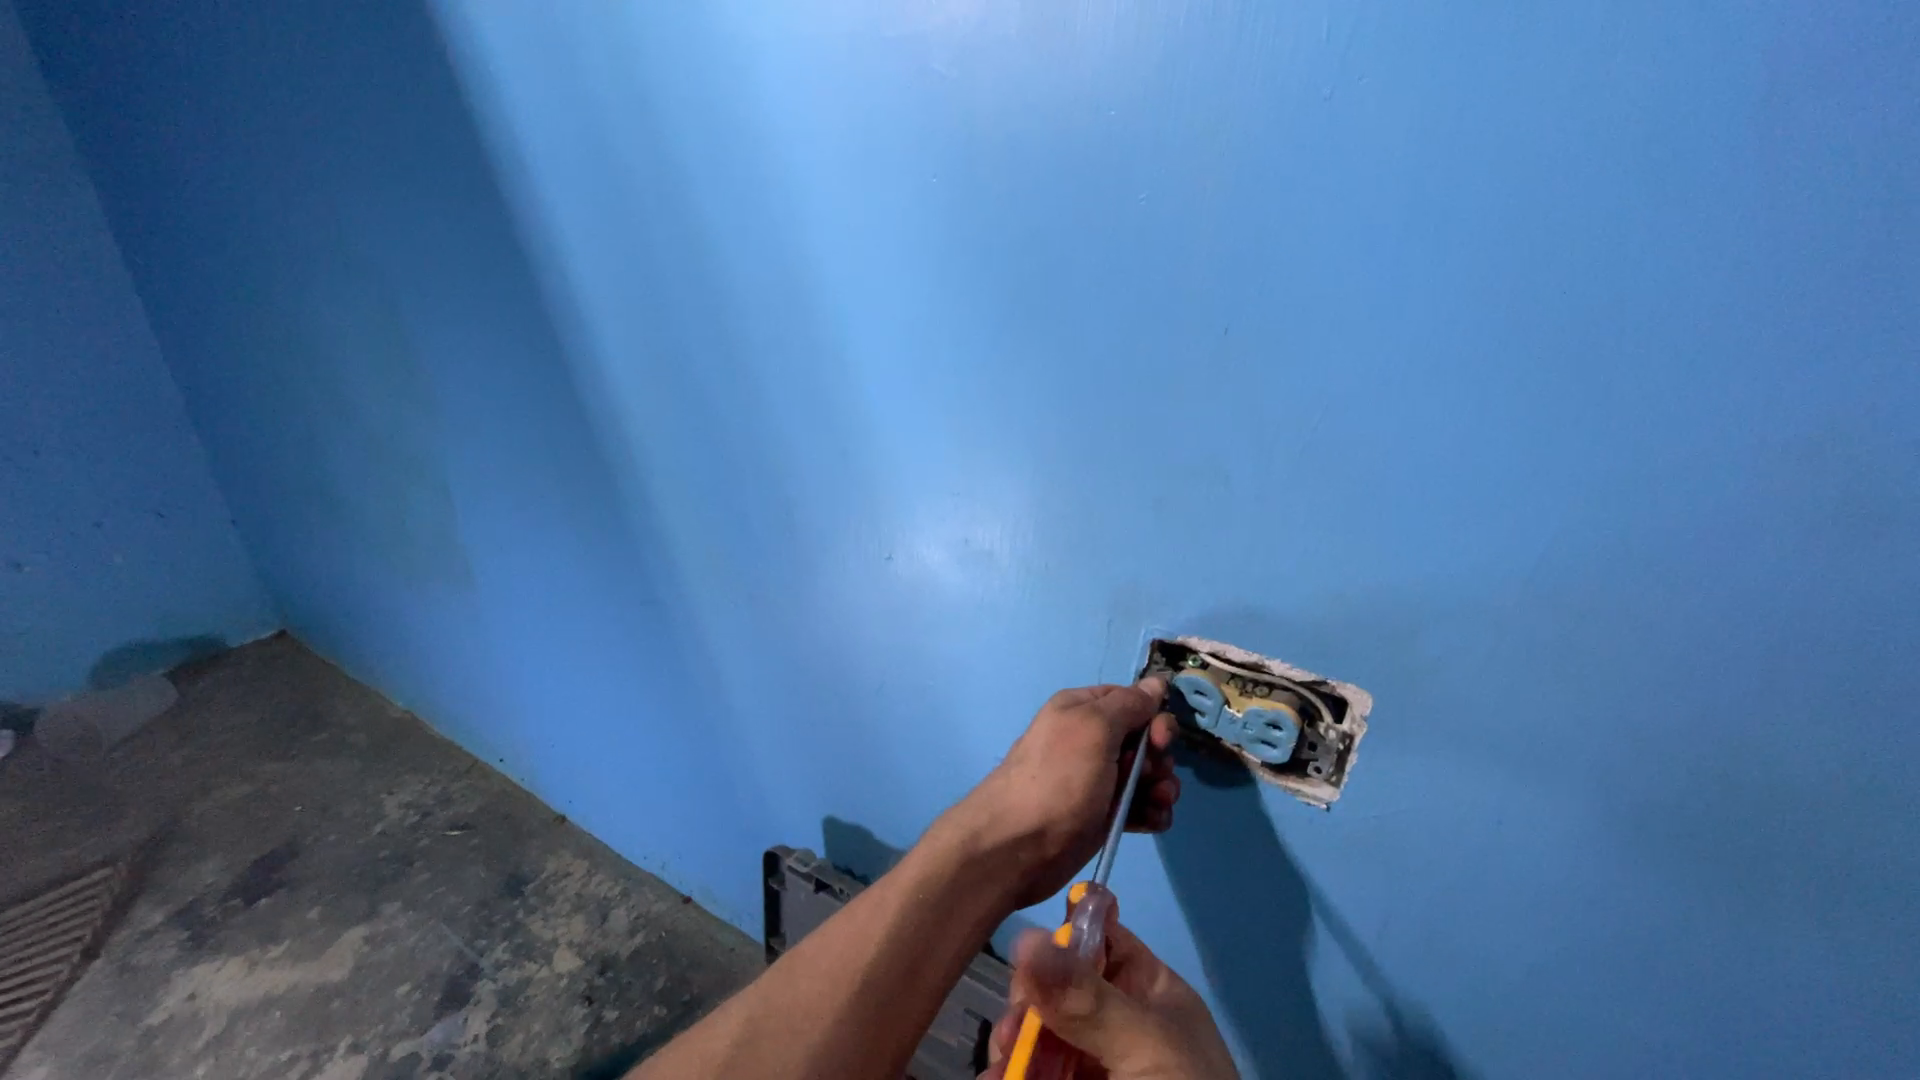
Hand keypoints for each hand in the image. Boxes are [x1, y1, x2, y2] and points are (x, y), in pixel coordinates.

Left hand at [935, 679, 1179, 911]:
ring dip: (1161, 786)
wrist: (1019, 846)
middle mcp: (1090, 740)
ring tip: (1156, 802)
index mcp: (1081, 709)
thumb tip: (1156, 681)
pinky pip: (1141, 805)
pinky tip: (1151, 821)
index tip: (1159, 738)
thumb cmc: (1058, 778)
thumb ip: (1129, 704)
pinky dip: (1152, 810)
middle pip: (1144, 738)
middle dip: (1158, 756)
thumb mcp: (1093, 728)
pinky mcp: (1104, 814)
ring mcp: (1098, 779)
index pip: (1131, 699)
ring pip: (1148, 774)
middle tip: (1150, 774)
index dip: (1152, 716)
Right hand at [986, 909, 1239, 1079]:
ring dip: (1012, 1043)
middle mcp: (1118, 1026)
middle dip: (1028, 1001)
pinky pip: (1031, 1076)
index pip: (1100, 938)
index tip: (1028, 954)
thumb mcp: (1147, 1047)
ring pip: (1038, 1036)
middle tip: (1014, 1027)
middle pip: (1056, 988)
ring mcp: (1092, 1068)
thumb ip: (1086, 997)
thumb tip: (1024, 934)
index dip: (1062, 937)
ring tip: (1002, 1064)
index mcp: (1150, 995)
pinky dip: (1008, 1075)